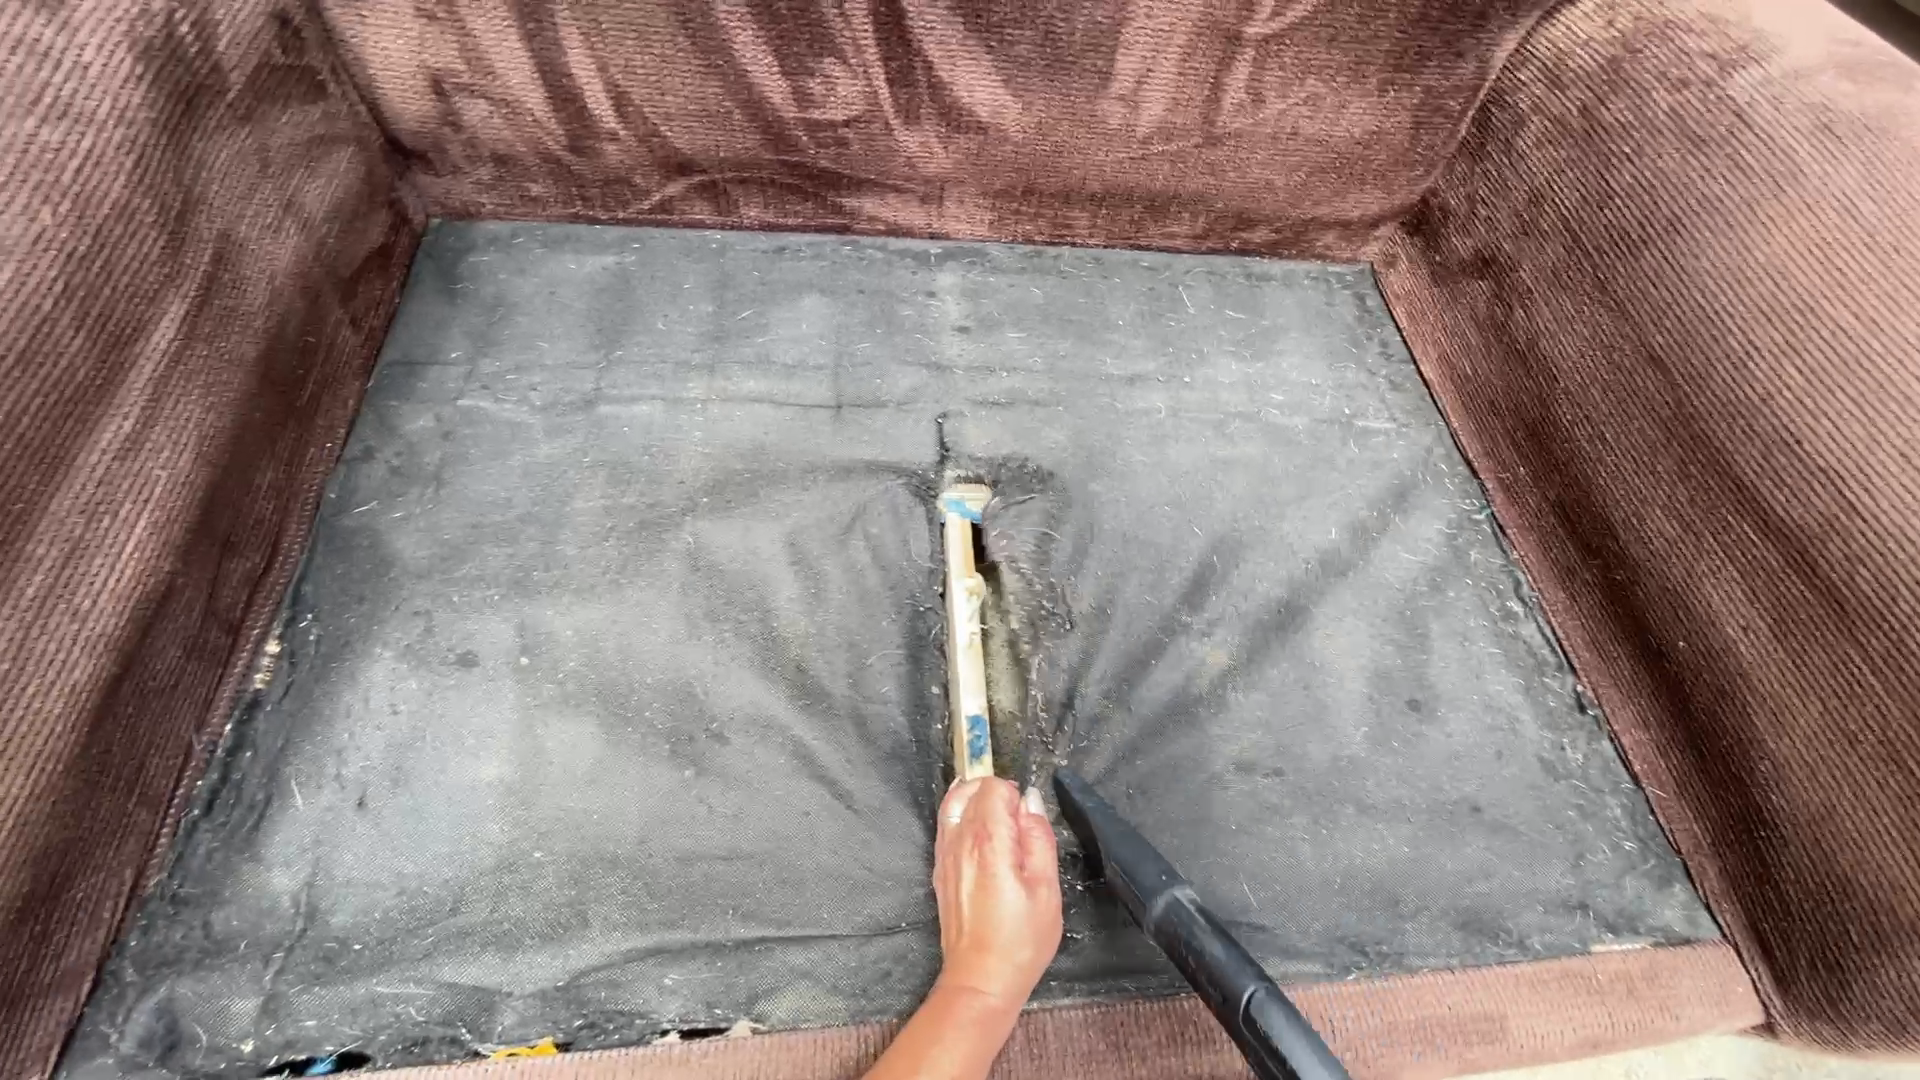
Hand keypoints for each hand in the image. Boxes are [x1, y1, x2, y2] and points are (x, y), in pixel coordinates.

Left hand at [932, 777, 1062, 1010]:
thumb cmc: (1020, 940)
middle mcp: (960, 840)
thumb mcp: (1046, 888)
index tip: (1027, 819)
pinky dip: (959, 814)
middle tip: (1018, 822)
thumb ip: (1039, 837)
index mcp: (989, 840)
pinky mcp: (940, 869)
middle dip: (996, 794)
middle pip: (971, 789)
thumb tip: (1031, 801)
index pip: (993, 787)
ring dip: (975, 800)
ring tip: (998, 817)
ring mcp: (945, 854)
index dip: (1014, 795)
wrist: (981, 979)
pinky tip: (978, 829)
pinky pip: (945, 824)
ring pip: (953, 802)